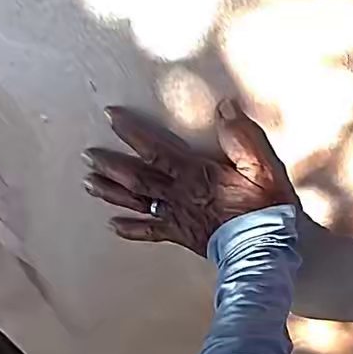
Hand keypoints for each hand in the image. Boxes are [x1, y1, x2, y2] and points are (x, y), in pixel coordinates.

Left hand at [84, 98, 296, 255]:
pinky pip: (150, 232)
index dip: (131, 132)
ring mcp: (177, 216)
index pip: (155, 149)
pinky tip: (113, 226)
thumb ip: (241, 136)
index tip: (111, 117)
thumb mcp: (261, 167)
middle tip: (89, 155)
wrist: (262, 247)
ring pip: (137, 201)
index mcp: (194, 174)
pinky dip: (130, 229)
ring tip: (90, 183)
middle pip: (137, 177)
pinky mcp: (182, 235)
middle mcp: (179, 194)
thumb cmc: (263, 208)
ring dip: (111, 192)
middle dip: (111, 165)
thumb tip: (224, 106)